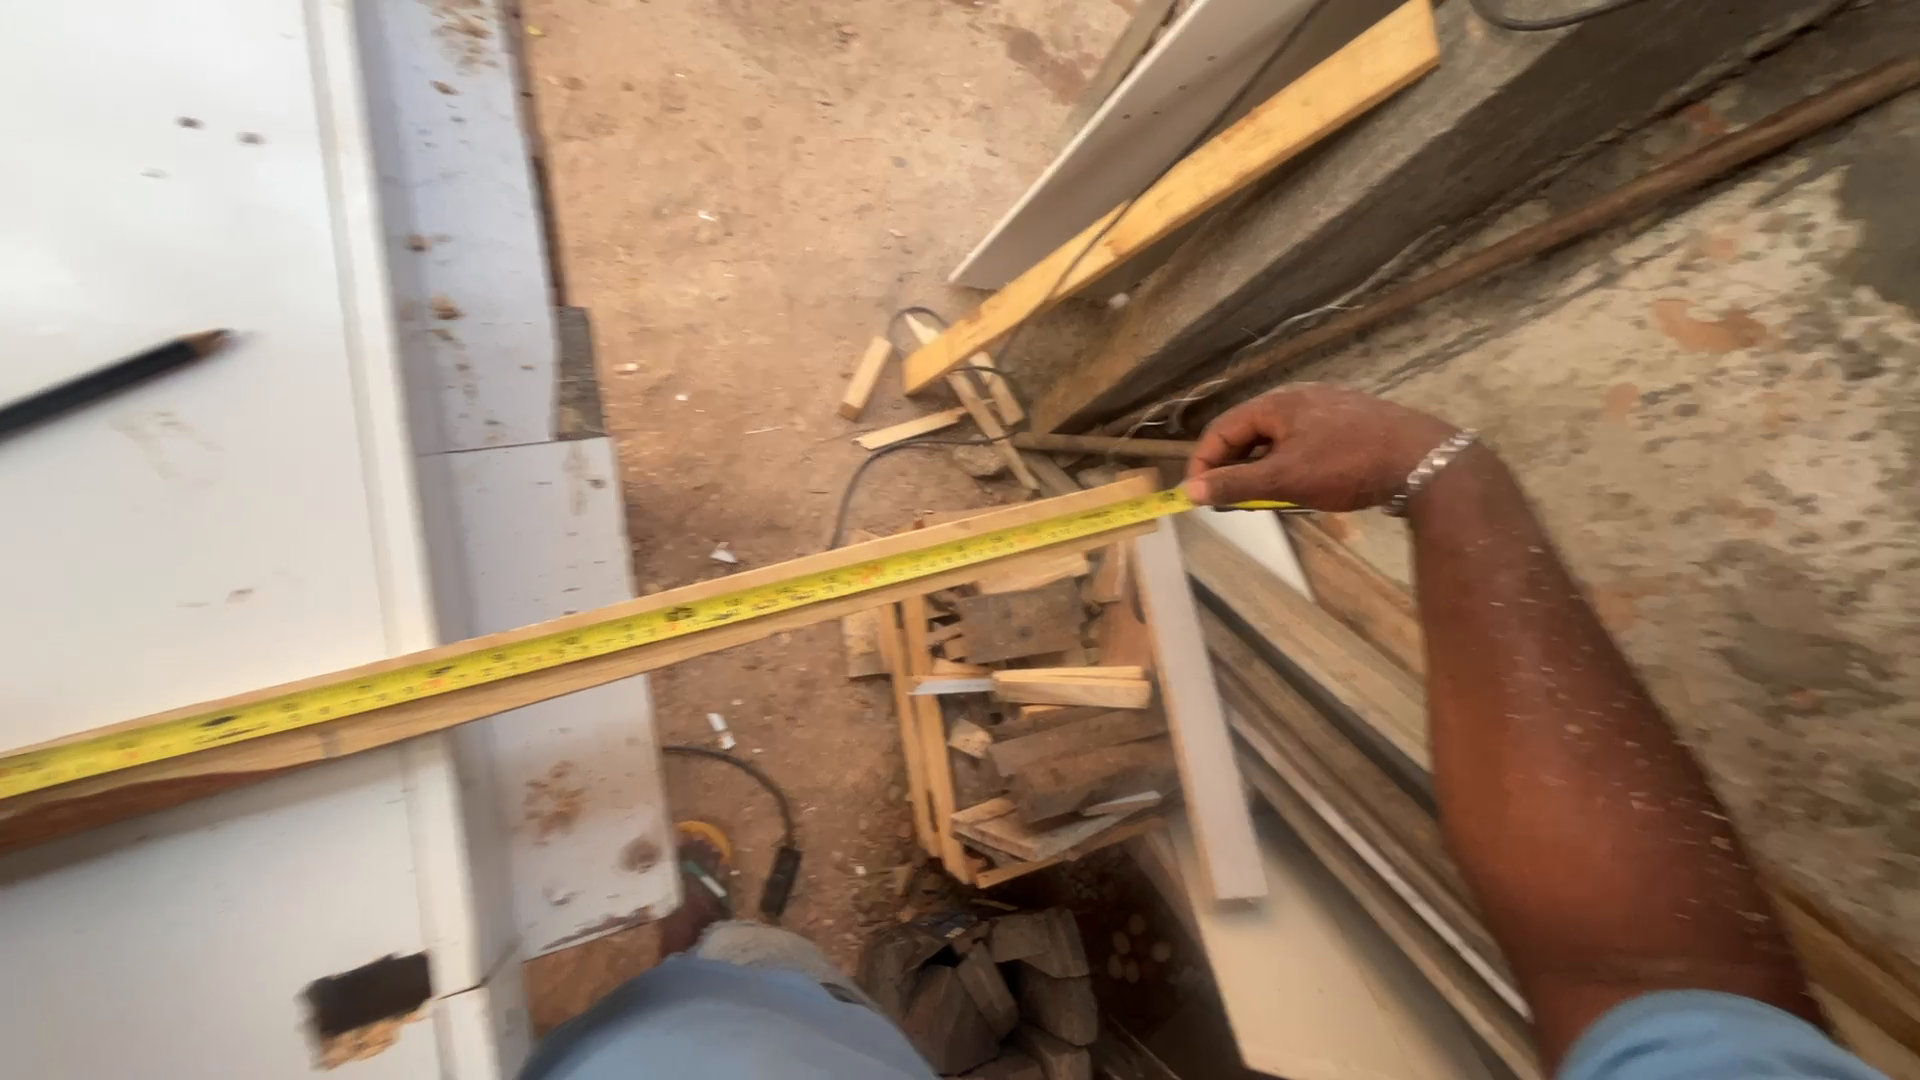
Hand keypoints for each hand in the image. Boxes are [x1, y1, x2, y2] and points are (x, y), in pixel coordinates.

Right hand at [1184, 385, 1458, 511]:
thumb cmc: (1346, 465)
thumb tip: (1189, 491)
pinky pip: (1300, 443)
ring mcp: (1324, 410)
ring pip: (1274, 441)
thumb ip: (1234, 485)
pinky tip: (1295, 488)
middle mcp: (1296, 399)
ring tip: (1260, 499)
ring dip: (1259, 469)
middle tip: (1227, 500)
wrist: (1425, 461)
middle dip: (1231, 468)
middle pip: (1246, 433)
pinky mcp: (1346, 424)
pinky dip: (1286, 465)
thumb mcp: (1283, 480)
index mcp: (1276, 404)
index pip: (1221, 430)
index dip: (1203, 463)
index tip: (1198, 495)